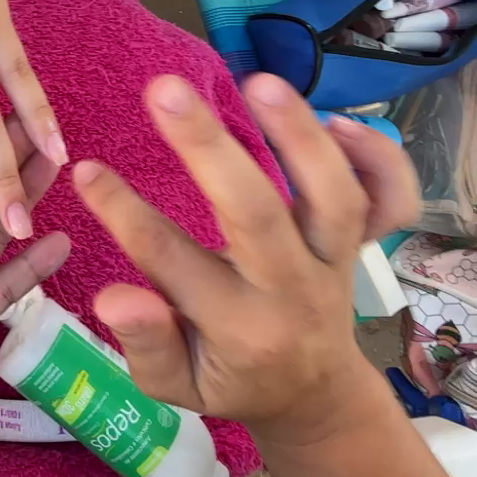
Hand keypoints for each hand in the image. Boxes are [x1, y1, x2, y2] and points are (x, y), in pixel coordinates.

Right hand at [72, 73, 419, 449]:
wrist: (313, 395)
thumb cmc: (228, 380)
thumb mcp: (175, 385)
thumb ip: (146, 343)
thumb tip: (112, 297)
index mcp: (239, 328)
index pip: (171, 261)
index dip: (123, 213)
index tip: (84, 170)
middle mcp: (293, 291)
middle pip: (257, 213)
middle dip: (209, 146)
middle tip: (163, 88)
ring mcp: (335, 264)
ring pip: (333, 197)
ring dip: (300, 135)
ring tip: (258, 81)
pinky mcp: (362, 246)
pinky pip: (391, 201)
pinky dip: (379, 159)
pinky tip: (340, 121)